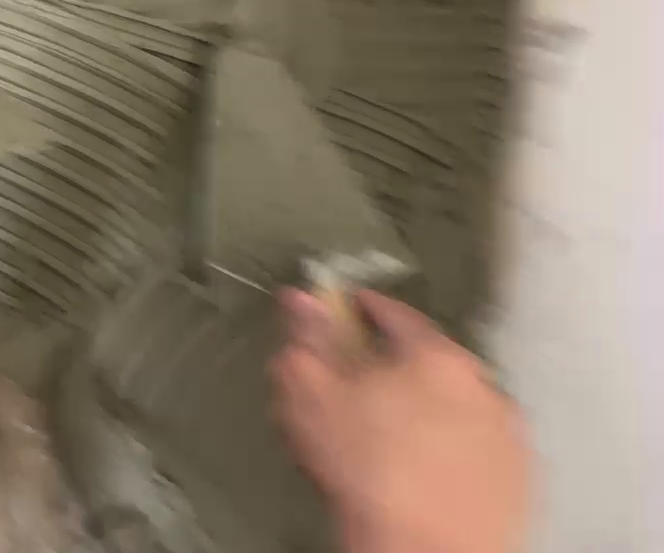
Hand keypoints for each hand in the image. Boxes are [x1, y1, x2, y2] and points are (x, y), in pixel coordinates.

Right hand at [273, 289, 530, 552]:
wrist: (423, 549)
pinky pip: (472, 439)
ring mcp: (512, 437)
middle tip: (348, 374)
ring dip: (418, 399)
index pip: (392, 312)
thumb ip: (305, 334)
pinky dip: (443, 436)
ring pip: (451, 399)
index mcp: (435, 356)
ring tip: (378, 422)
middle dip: (387, 358)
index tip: (332, 312)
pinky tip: (411, 457)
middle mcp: (485, 387)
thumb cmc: (358, 457)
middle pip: (425, 356)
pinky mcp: (521, 480)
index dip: (356, 306)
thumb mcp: (306, 384)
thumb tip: (302, 295)